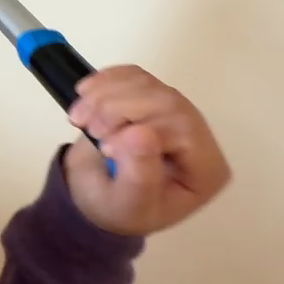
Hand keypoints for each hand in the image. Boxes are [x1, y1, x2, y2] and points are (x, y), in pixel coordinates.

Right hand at [62, 66, 229, 236]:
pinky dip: (103, 80)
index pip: (183, 129)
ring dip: (104, 95)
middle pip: (165, 100)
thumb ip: (140, 175)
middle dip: (118, 108)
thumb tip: (140, 133)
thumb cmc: (115, 209)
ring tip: (79, 119)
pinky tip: (84, 95)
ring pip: (146, 83)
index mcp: (204, 168)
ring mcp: (171, 113)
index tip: (106, 149)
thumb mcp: (128, 204)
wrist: (92, 197)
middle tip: (89, 129)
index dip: (142, 130)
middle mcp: (195, 136)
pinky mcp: (146, 99)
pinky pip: (132, 75)